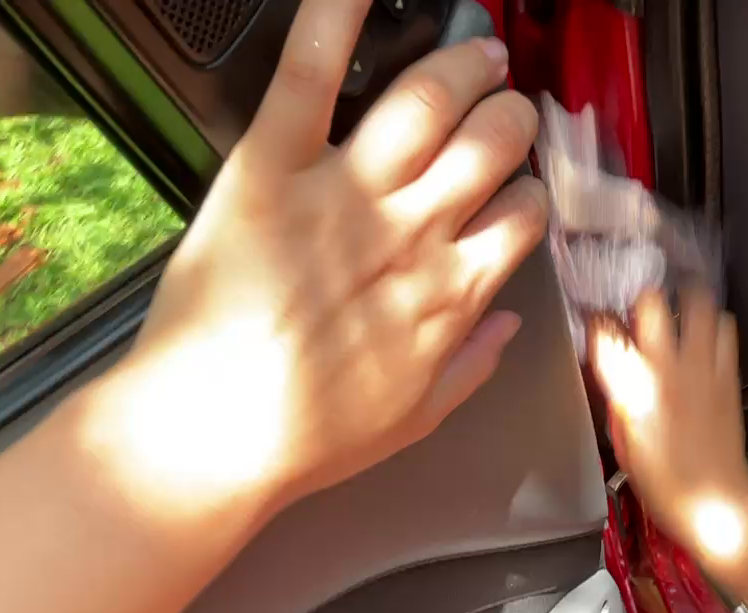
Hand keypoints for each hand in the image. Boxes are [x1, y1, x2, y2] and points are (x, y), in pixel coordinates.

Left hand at [130, 0, 547, 503]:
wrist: (216, 431)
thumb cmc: (314, 435)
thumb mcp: (419, 418)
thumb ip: (474, 364)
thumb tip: (508, 324)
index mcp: (449, 296)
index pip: (521, 219)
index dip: (531, 197)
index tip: (524, 192)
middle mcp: (412, 234)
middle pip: (489, 147)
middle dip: (512, 120)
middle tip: (510, 110)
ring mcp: (345, 194)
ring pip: (427, 102)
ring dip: (464, 65)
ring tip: (478, 49)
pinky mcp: (271, 169)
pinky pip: (311, 75)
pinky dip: (334, 16)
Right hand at [592, 289, 747, 541]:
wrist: (710, 497)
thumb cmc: (662, 481)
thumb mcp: (623, 439)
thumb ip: (618, 397)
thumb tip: (614, 370)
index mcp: (628, 387)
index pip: (604, 330)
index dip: (597, 319)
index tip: (597, 321)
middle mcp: (663, 368)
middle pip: (650, 301)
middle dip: (641, 298)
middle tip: (640, 307)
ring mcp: (700, 367)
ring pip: (697, 303)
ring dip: (684, 299)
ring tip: (678, 306)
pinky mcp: (728, 373)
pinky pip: (725, 328)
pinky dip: (715, 323)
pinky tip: (706, 335)